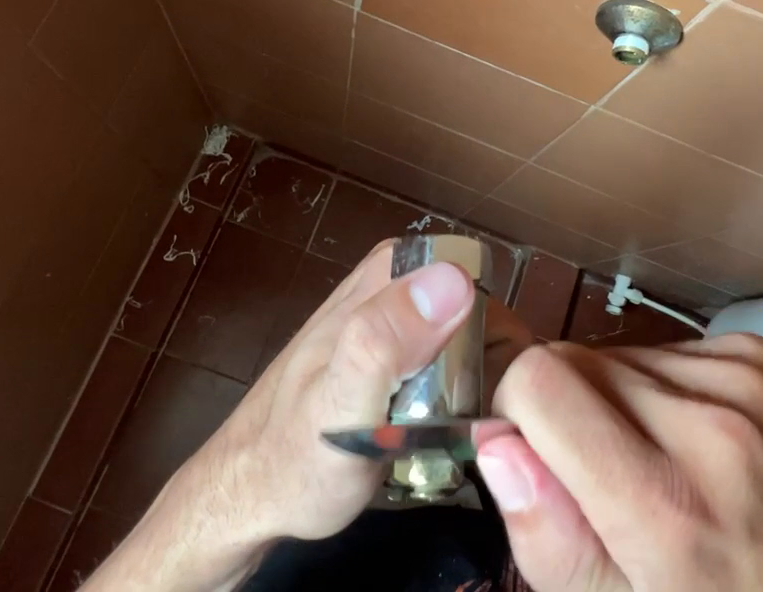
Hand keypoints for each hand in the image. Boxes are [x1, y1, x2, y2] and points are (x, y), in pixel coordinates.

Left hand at [88, 241, 529, 590]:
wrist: (253, 491)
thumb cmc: (294, 455)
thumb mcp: (340, 401)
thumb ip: (385, 338)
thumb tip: (453, 279)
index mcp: (391, 271)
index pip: (487, 286)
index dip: (507, 343)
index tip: (509, 403)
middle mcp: (403, 281)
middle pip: (491, 315)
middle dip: (504, 372)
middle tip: (489, 433)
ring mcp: (406, 317)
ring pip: (483, 342)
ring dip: (491, 390)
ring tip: (476, 439)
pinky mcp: (408, 353)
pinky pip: (466, 364)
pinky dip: (473, 398)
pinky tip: (459, 435)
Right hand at [476, 334, 762, 591]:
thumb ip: (549, 537)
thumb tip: (496, 441)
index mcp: (668, 504)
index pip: (540, 380)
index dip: (520, 414)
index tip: (540, 457)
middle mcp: (709, 426)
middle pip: (572, 362)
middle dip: (569, 413)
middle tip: (608, 478)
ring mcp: (742, 381)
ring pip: (616, 354)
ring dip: (617, 401)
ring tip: (661, 462)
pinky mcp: (758, 356)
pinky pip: (663, 351)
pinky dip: (660, 390)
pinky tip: (695, 440)